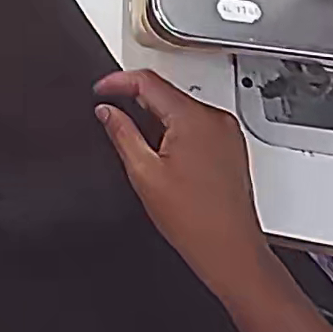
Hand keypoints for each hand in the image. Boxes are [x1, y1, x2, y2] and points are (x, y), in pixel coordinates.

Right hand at [94, 69, 268, 288]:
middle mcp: (215, 118)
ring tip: (139, 141)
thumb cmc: (195, 221)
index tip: (102, 89)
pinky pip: (197, 122)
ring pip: (181, 106)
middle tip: (111, 112)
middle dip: (135, 99)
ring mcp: (226, 130)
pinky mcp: (231, 143)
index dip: (118, 81)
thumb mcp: (144, 173)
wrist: (230, 250)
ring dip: (155, 114)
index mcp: (193, 119)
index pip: (149, 81)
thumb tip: (107, 111)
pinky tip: (165, 152)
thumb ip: (122, 133)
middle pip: (166, 91)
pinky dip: (175, 127)